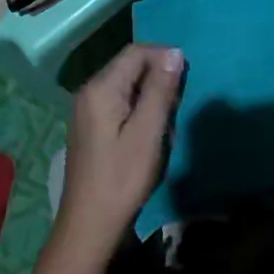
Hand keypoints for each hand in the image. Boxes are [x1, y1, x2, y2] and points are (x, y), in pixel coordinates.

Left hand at [55, 44, 183, 252]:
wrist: (89, 222)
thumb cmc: (122, 178)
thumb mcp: (148, 133)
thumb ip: (160, 90)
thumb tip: (174, 53)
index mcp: (100, 88)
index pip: (135, 52)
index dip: (164, 57)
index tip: (187, 78)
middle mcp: (88, 91)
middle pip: (128, 66)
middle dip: (158, 76)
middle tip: (178, 104)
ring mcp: (86, 109)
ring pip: (125, 84)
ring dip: (150, 95)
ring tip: (166, 122)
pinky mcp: (90, 126)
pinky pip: (118, 102)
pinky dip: (138, 108)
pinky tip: (149, 132)